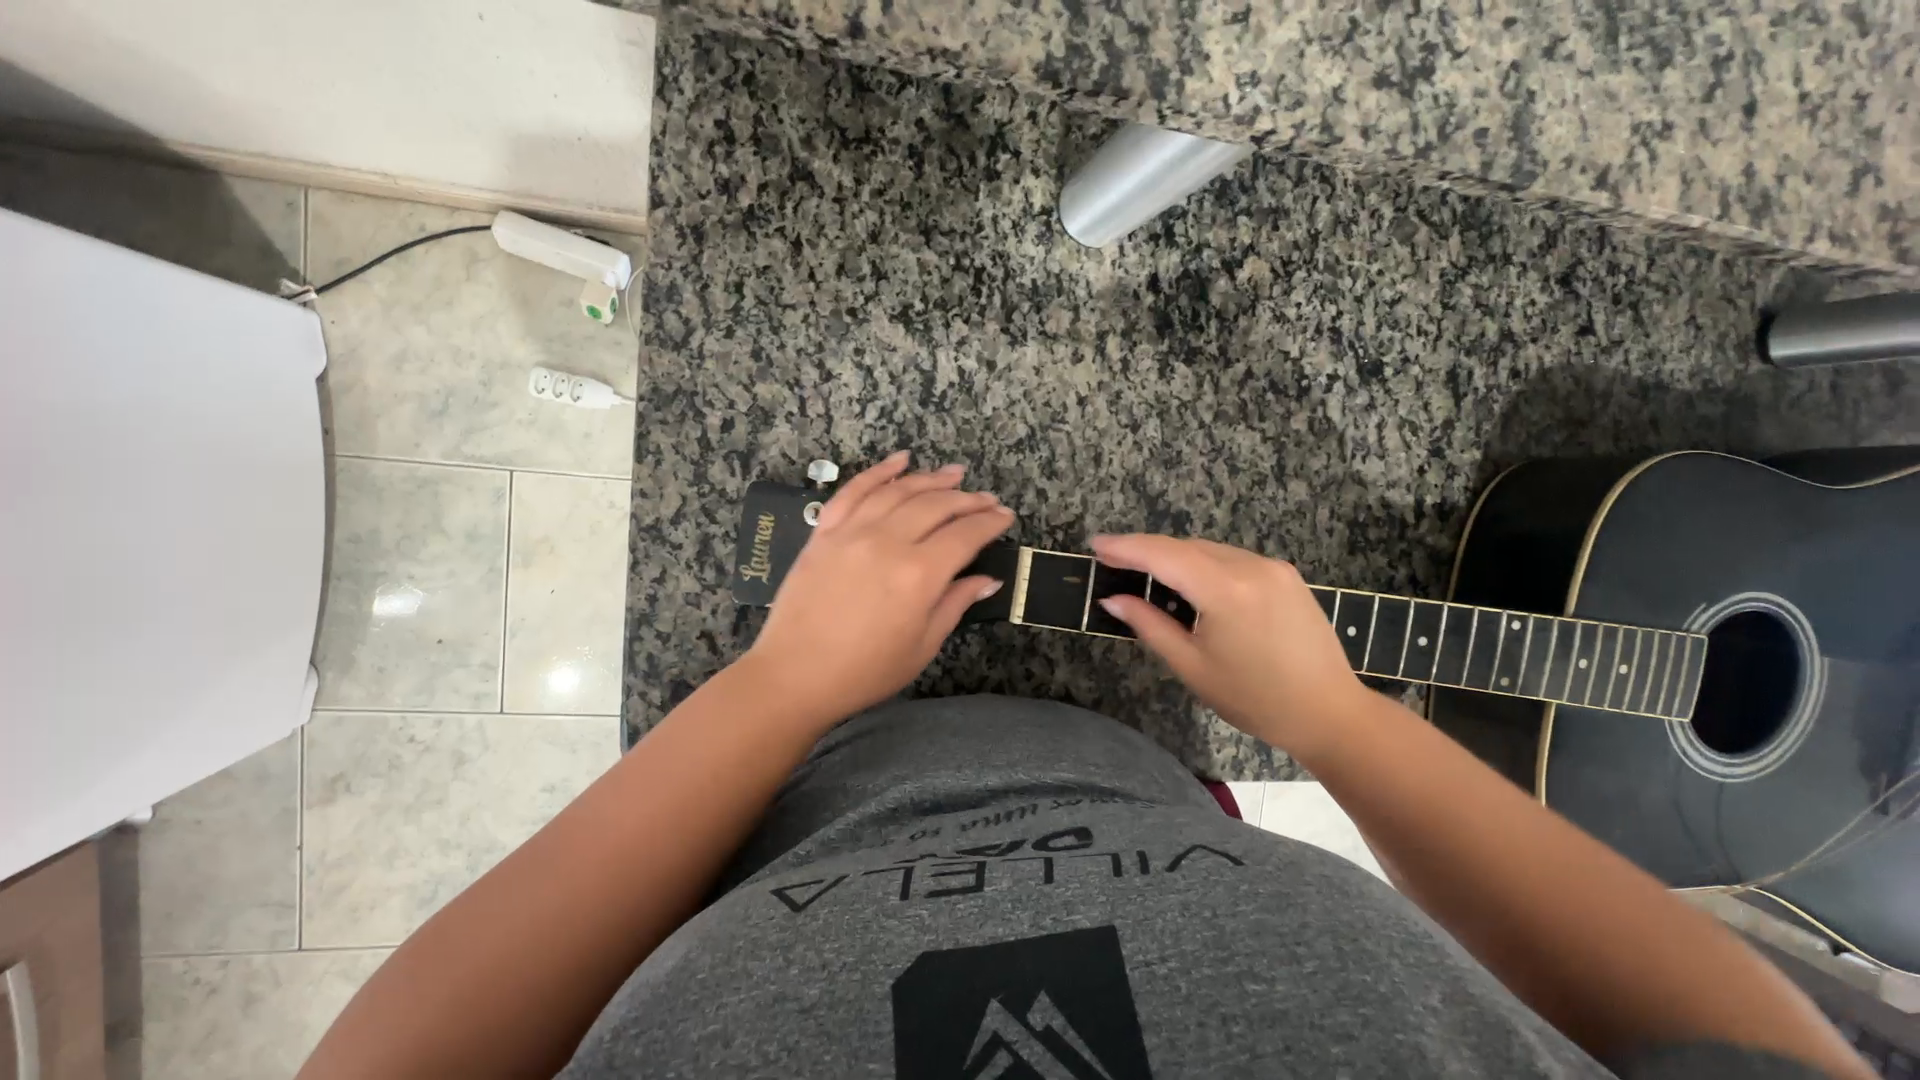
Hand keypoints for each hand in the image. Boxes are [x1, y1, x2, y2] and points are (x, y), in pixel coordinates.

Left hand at [741, 451, 1013, 724]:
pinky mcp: (824, 532)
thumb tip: (986, 579)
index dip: (989, 523)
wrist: (794, 675)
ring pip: (898, 491)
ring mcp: (852, 532)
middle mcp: (887, 543)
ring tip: (953, 474)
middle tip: (986, 499)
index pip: (965, 535)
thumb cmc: (865, 672)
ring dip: (930, 479)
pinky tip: (899, 460)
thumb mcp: (922, 646)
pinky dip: (878, 471)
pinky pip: (854, 491)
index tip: (1004, 516)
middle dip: (967, 499)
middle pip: (935, 506)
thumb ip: (955, 604)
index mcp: (919, 575)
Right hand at [1089, 534, 1366, 757]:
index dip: (1126, 546)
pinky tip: (1190, 584)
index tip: (1095, 543)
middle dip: (1147, 550)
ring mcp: (1273, 568)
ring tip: (1146, 574)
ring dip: (1176, 557)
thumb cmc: (1255, 699)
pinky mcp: (1287, 576)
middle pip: (1186, 547)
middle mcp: (1251, 567)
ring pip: (1210, 550)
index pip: (1164, 555)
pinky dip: (1204, 564)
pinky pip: (1233, 559)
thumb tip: (1114, 599)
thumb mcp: (1193, 667)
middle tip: (1112, 560)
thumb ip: (1150, 625)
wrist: (1330, 713)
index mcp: (1226, 591)